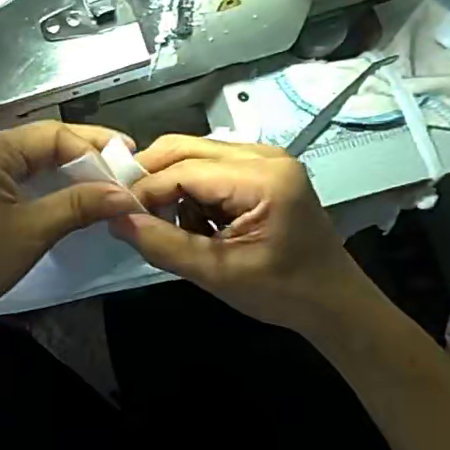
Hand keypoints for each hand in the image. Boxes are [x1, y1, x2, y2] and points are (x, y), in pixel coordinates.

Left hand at [0, 122, 141, 373]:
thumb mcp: (33, 231)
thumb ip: (80, 206)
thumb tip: (127, 195)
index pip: (53, 135)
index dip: (94, 151)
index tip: (127, 171)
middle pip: (44, 140)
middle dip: (87, 153)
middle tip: (127, 165)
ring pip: (35, 157)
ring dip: (72, 167)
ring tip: (110, 178)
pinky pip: (23, 173)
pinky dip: (52, 180)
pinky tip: (77, 189)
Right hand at [109, 135, 379, 337]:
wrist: (333, 301)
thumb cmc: (283, 292)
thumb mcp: (218, 274)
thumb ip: (164, 245)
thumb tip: (116, 220)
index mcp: (263, 178)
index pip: (184, 170)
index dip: (145, 191)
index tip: (117, 217)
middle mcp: (265, 155)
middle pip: (186, 148)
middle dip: (153, 179)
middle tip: (130, 213)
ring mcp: (265, 159)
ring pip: (195, 155)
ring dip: (173, 188)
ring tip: (173, 228)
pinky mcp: (262, 170)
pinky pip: (211, 167)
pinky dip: (193, 192)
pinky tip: (198, 225)